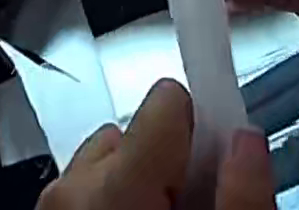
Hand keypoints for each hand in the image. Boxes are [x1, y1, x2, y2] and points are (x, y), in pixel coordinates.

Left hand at [37, 79, 273, 209]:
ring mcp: (51, 199)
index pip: (165, 99)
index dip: (199, 132)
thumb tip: (247, 135)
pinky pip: (89, 184)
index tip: (217, 168)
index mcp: (113, 181)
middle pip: (139, 131)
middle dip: (170, 168)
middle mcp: (71, 181)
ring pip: (112, 159)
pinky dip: (115, 200)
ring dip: (141, 186)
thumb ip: (240, 200)